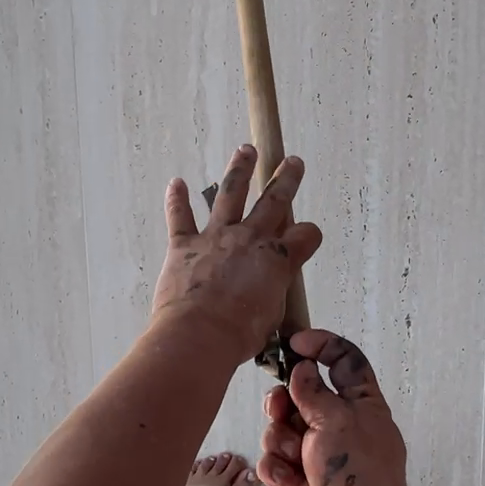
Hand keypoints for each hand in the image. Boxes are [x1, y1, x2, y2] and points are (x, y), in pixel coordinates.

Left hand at [151, 145, 322, 361]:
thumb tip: (266, 296)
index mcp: (278, 260)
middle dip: (286, 180)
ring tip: (245, 151)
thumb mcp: (270, 319)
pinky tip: (175, 183)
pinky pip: (180, 216)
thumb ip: (271, 297)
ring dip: (240, 170)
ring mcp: (216, 237)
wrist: (199, 335)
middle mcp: (250, 239)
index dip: (309, 236)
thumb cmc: (238, 335)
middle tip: (293, 162)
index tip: (307, 238)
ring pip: (231, 194)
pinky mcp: (184, 245)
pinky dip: (176, 199)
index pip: (306, 236)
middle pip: (274, 201)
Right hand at [256, 329, 414, 485]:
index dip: (321, 346)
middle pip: (298, 393)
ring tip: (291, 456)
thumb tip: (301, 369)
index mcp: (359, 403)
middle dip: (282, 401)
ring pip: (279, 427)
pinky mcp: (294, 474)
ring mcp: (312, 449)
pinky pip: (272, 458)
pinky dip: (275, 467)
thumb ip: (313, 391)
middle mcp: (335, 422)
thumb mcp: (337, 419)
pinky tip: (285, 478)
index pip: (343, 360)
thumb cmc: (356, 469)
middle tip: (279, 408)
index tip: (295, 343)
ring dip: (279, 439)